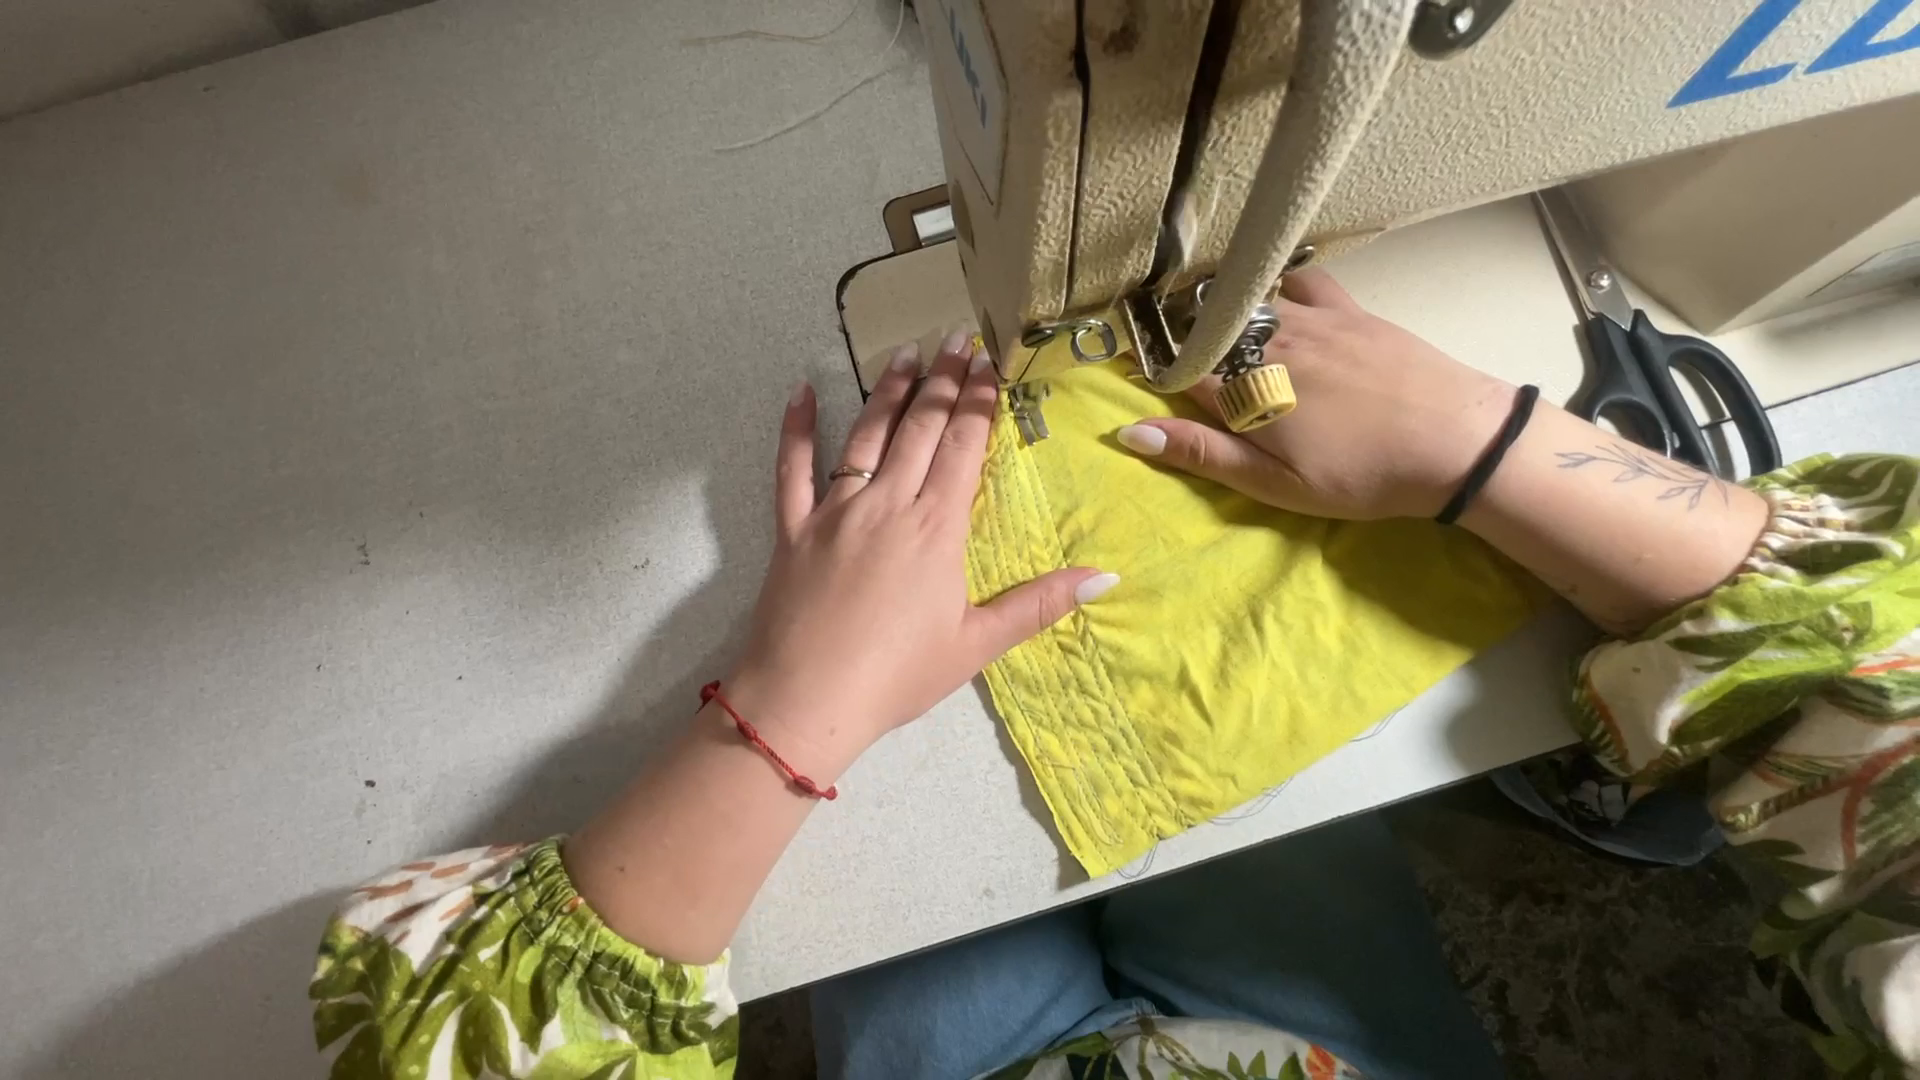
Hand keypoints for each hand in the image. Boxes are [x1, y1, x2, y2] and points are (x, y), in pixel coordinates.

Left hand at [726, 332, 1110, 776]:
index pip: (964, 447)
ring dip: (887, 392)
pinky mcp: (793, 528)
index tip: (989, 363)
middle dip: (942, 381)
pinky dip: (796, 430)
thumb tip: (1107, 576)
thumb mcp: (977, 644)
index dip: (979, 402)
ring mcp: (835, 510)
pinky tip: (801, 392)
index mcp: (936, 527)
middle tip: (955, 337)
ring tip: (904, 352)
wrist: (805, 701)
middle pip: (920, 429)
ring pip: (866, 436)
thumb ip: (1039, 604)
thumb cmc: (897, 675)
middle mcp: (887, 503)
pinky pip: (792, 469)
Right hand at [1116, 268, 1516, 519]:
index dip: (1151, 366)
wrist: (1459, 443)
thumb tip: (1132, 432)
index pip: (1178, 371)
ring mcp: (1311, 322)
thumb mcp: (1276, 483)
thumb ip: (1204, 454)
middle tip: (1174, 347)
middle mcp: (1269, 347)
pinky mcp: (1349, 311)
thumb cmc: (1360, 476)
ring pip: (1247, 303)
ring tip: (1213, 323)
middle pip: (1207, 331)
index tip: (1131, 360)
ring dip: (1221, 311)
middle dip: (1182, 337)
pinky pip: (1302, 280)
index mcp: (1245, 393)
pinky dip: (1279, 285)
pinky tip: (1277, 297)